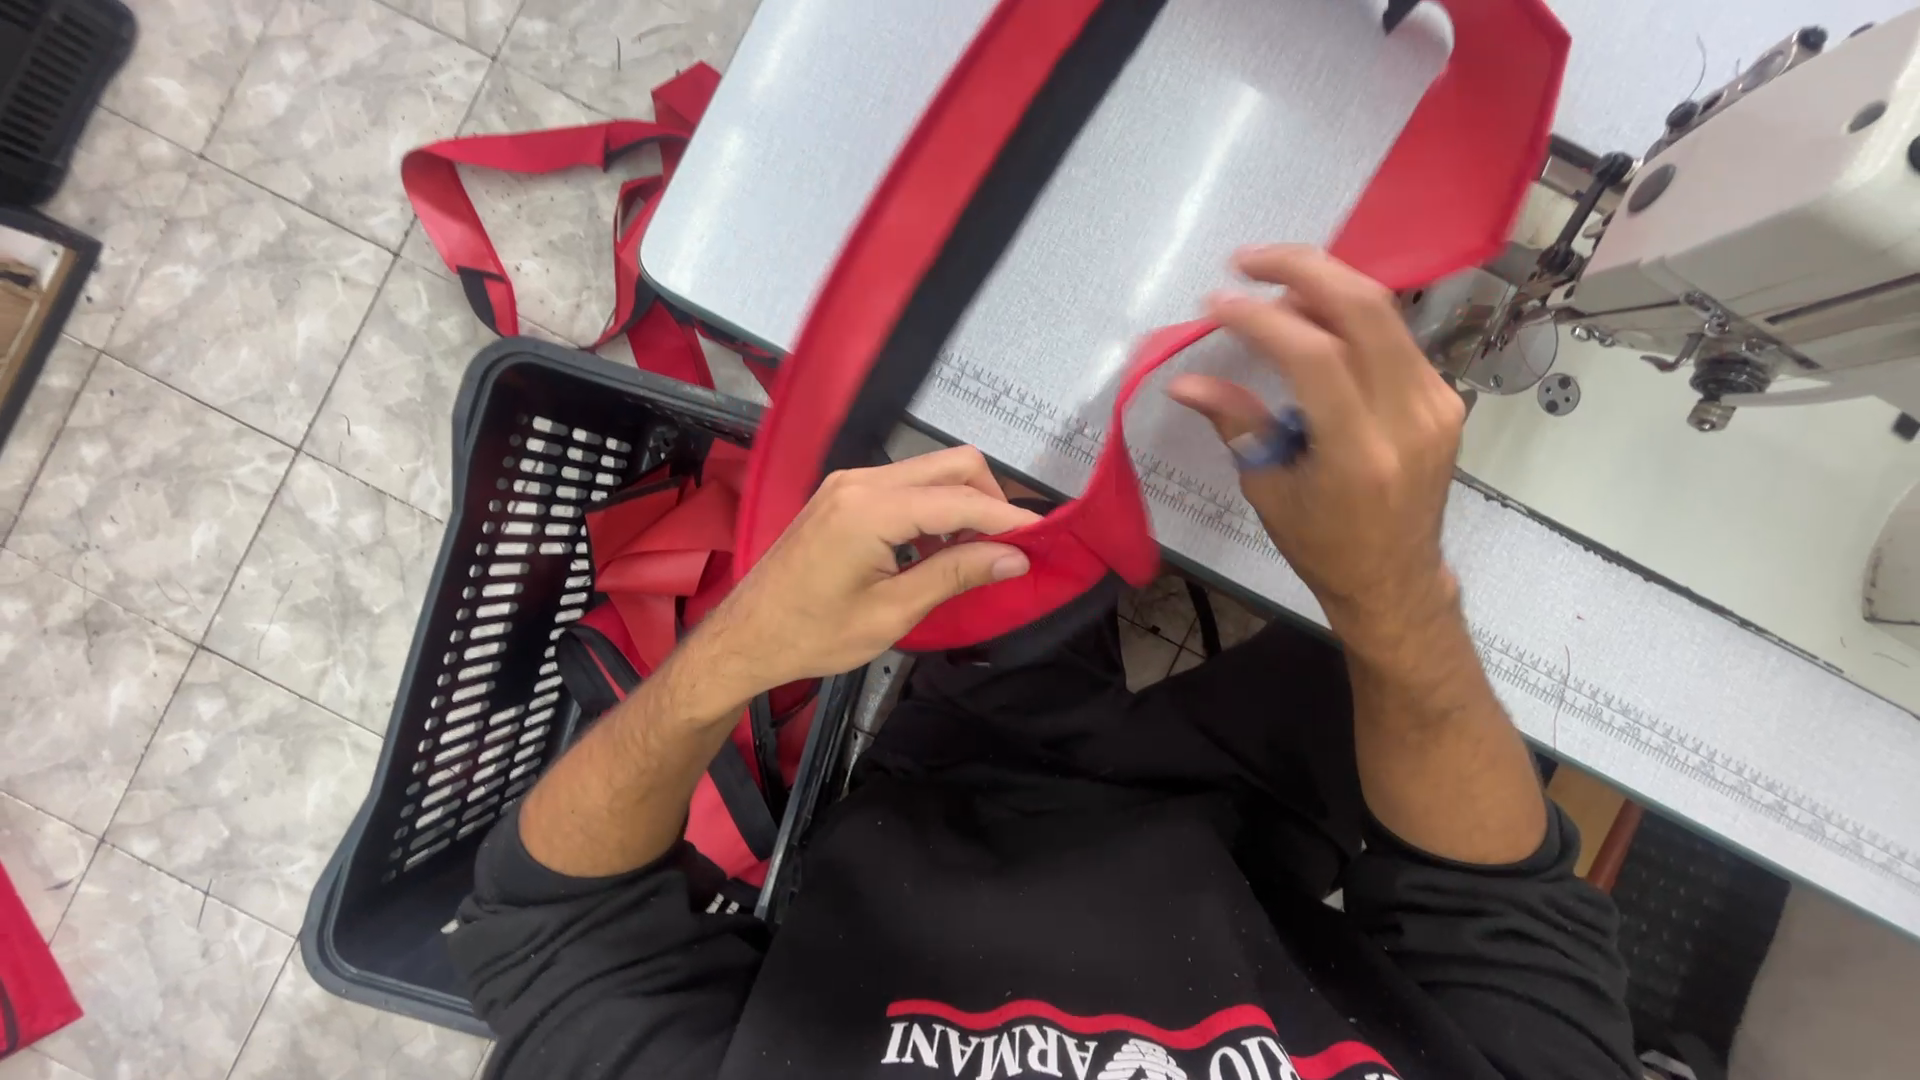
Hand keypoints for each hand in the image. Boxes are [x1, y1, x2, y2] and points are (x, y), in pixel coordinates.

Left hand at [690, 446, 1039, 701]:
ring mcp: (848, 482)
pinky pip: (906, 484)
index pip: (960, 500)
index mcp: (870, 509)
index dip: (1008, 518)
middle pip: (951, 465)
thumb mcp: (892, 613)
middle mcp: (860, 480)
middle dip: (990, 498)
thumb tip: (1014, 558)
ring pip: (930, 470)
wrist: (747, 637)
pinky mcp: (843, 493)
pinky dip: (935, 506)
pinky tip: (939, 546)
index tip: (1044, 539)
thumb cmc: (814, 635)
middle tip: (1010, 546)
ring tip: (978, 551)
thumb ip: (954, 575)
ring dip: (963, 502)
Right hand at [1167, 245, 1463, 656]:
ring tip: (1271, 286)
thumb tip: (1183, 382)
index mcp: (1358, 452)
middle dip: (1302, 268)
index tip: (1216, 304)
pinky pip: (1392, 337)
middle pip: (1365, 309)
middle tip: (1249, 259)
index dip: (1261, 319)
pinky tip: (1311, 319)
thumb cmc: (1321, 544)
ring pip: (1384, 313)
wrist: (1394, 578)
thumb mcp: (1267, 488)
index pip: (1314, 356)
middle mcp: (1408, 417)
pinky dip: (1347, 316)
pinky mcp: (1443, 397)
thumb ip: (1234, 423)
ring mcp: (1436, 402)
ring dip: (1324, 286)